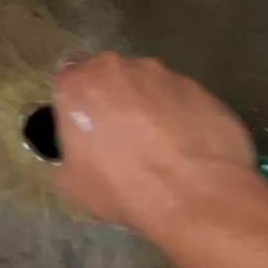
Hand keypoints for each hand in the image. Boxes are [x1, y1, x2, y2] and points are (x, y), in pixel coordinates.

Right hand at [52, 52, 264, 232]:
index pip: (68, 76)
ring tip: (165, 146)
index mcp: (75, 84)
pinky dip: (183, 117)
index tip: (89, 124)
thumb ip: (70, 156)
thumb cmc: (123, 188)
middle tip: (125, 135)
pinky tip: (192, 150)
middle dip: (115, 98)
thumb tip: (80, 156)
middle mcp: (113, 68)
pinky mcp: (199, 91)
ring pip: (148, 85)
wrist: (199, 198)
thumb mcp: (74, 184)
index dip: (80, 99)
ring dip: (150, 106)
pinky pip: (183, 100)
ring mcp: (160, 75)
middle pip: (109, 76)